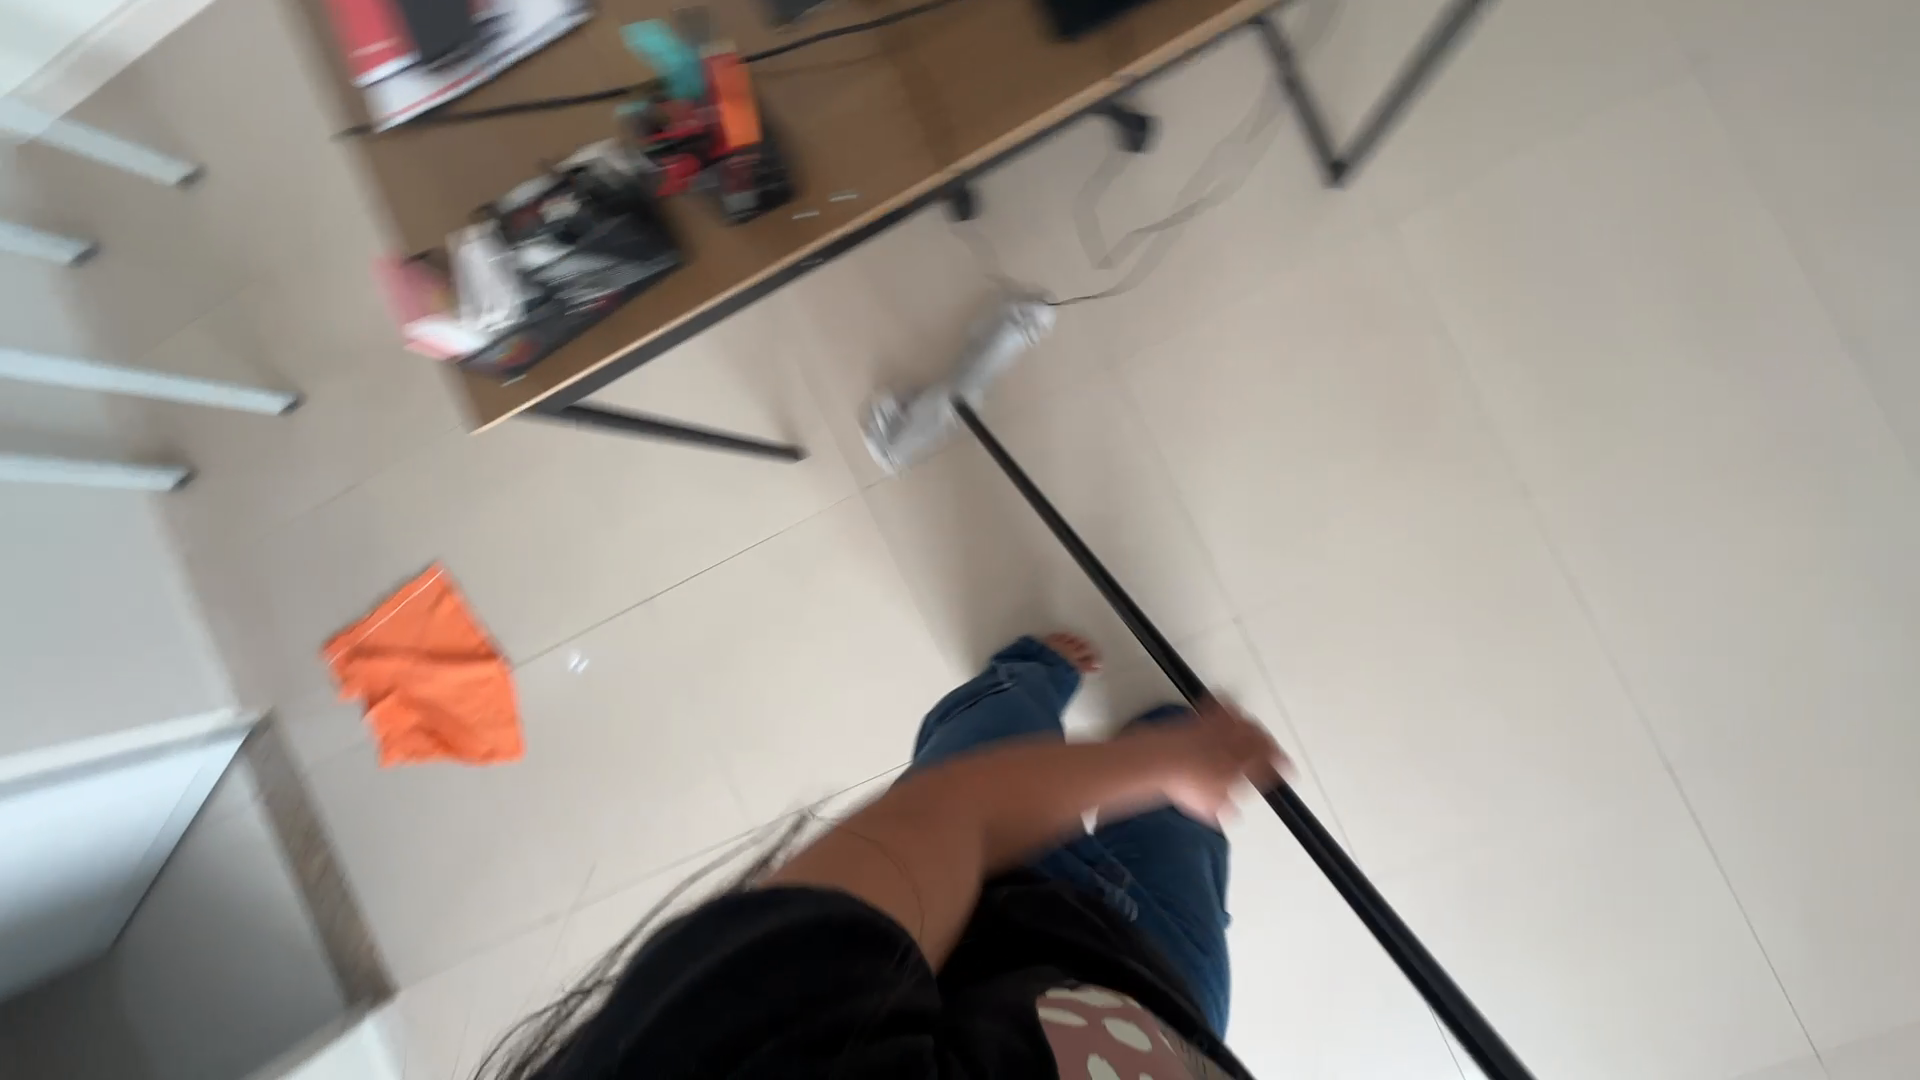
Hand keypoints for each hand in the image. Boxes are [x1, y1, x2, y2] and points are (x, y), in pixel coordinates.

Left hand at [1140, 698, 1289, 824]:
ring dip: (1255, 728)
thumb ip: (1225, 808)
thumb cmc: (1188, 782)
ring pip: (1246, 723)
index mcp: (1244, 765)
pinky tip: (1229, 703)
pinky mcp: (1201, 718)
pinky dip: (1227, 705)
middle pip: (1263, 741)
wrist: (1163, 759)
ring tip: (1258, 731)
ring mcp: (1219, 729)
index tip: (1288, 773)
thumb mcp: (1210, 806)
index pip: (1271, 765)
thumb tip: (1231, 814)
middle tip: (1276, 751)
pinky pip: (1220, 707)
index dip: (1283, 769)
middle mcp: (1235, 743)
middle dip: (1272, 747)